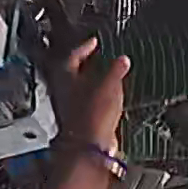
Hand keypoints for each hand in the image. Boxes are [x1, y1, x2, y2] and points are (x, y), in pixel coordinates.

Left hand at [53, 37, 129, 151]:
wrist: (90, 147)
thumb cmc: (93, 114)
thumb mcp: (109, 85)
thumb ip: (116, 70)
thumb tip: (122, 59)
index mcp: (67, 78)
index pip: (73, 56)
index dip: (84, 47)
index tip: (93, 42)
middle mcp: (65, 92)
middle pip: (74, 72)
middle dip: (88, 64)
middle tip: (100, 57)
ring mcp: (72, 107)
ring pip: (82, 88)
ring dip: (94, 80)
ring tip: (108, 75)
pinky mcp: (82, 120)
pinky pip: (90, 102)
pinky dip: (99, 96)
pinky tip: (110, 97)